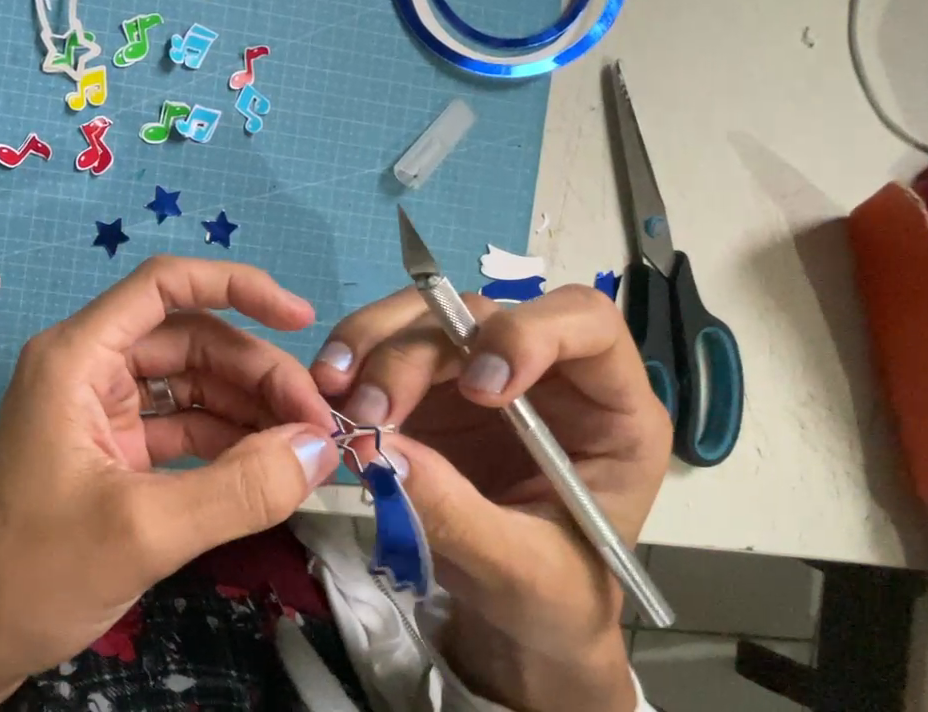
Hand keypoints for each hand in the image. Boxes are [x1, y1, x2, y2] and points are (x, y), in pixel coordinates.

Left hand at [0, 257, 340, 711]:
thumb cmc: (39, 570)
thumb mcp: (145, 529)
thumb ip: (240, 487)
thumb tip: (321, 447)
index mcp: (76, 357)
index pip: (161, 287)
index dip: (235, 287)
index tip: (301, 318)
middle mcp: (86, 366)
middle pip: (187, 338)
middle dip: (255, 372)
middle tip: (320, 425)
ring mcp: (97, 407)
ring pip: (187, 381)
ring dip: (247, 407)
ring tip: (306, 448)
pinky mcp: (110, 447)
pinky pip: (178, 423)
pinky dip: (225, 439)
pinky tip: (269, 466)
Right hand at [312, 285, 670, 710]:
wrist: (513, 613)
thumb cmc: (551, 596)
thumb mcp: (523, 573)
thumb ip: (460, 515)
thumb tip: (378, 451)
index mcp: (605, 407)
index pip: (581, 322)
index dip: (526, 335)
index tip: (478, 392)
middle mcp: (537, 370)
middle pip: (473, 315)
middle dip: (411, 353)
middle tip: (366, 409)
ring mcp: (472, 369)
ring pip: (417, 316)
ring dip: (366, 344)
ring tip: (329, 392)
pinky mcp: (422, 382)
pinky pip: (376, 344)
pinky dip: (345, 362)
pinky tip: (322, 396)